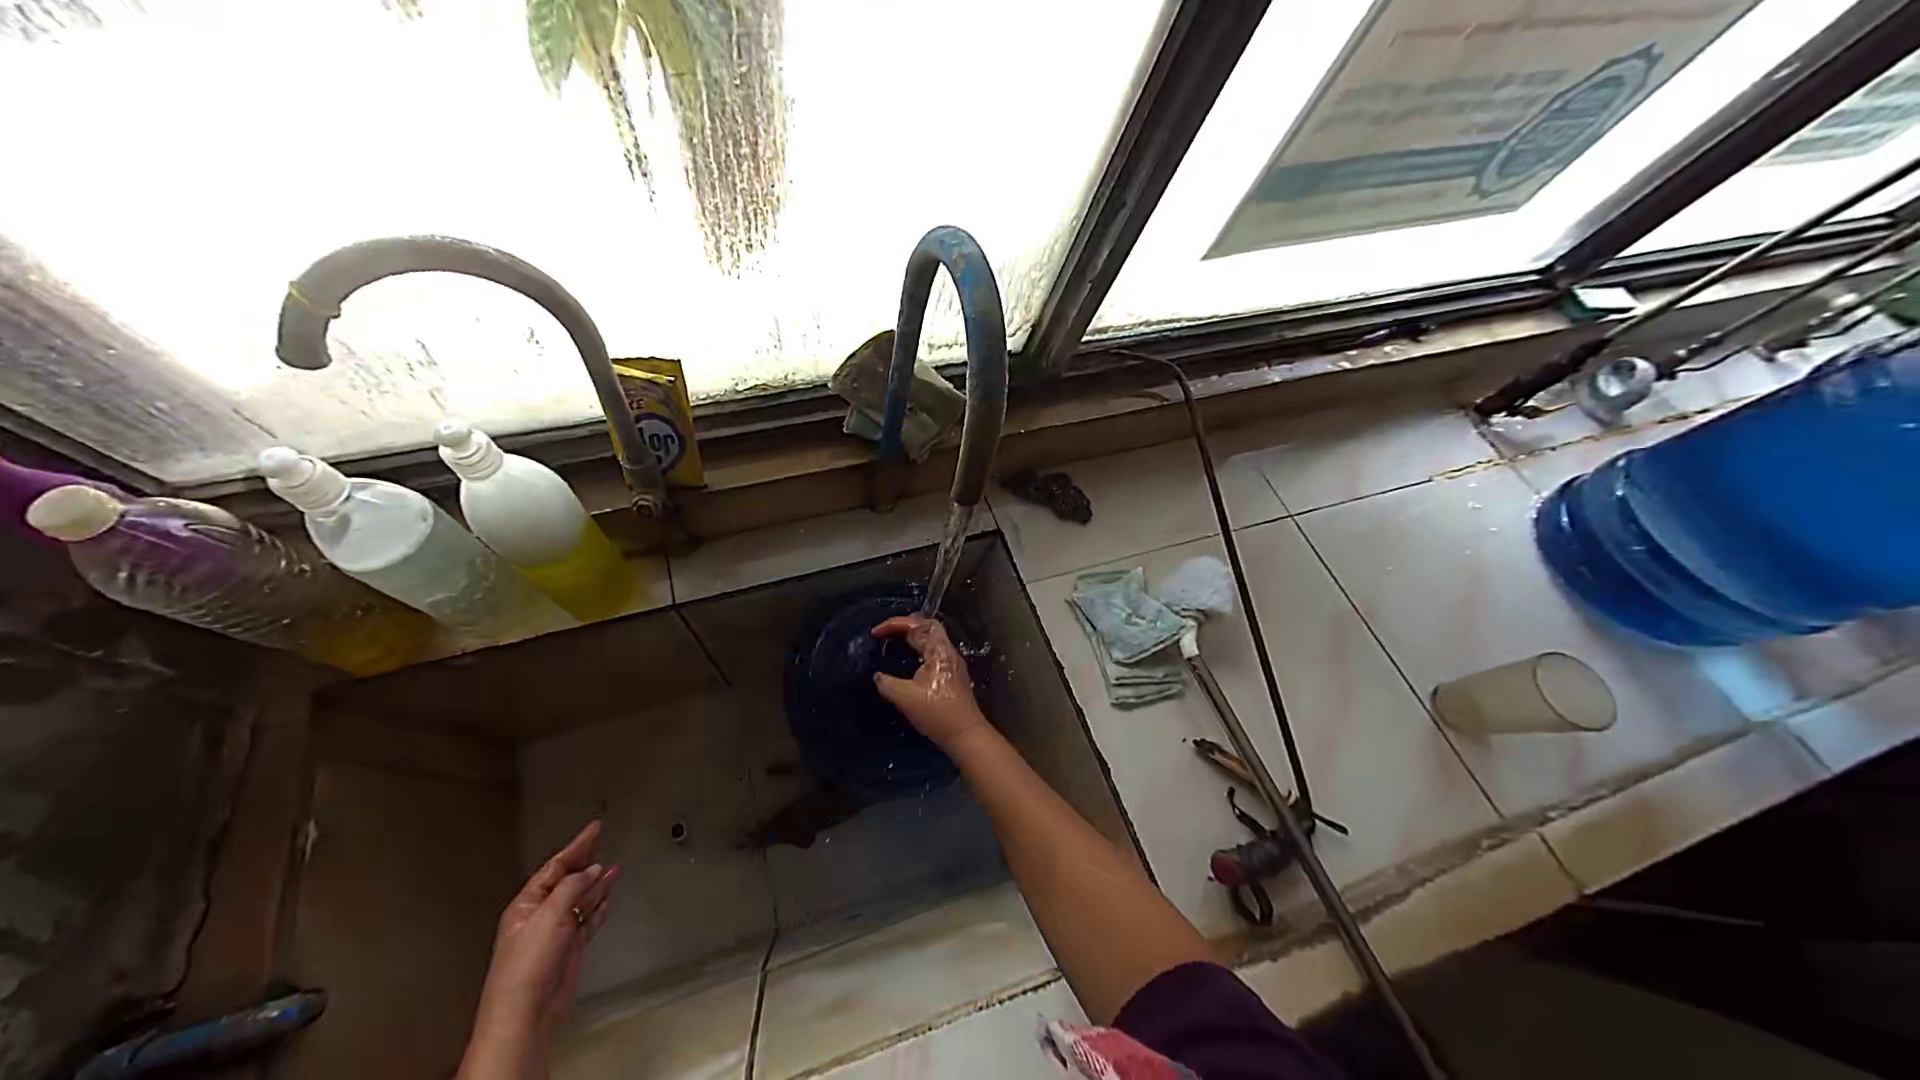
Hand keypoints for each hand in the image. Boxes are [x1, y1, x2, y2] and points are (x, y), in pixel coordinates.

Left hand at [476, 821, 618, 1036]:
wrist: (527, 1010)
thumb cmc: (524, 969)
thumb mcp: (547, 916)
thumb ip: (572, 887)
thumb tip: (590, 870)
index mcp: (527, 904)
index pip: (556, 865)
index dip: (577, 845)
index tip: (593, 829)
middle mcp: (541, 915)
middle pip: (569, 880)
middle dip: (586, 861)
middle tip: (602, 842)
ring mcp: (556, 931)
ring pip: (582, 898)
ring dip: (598, 882)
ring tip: (613, 868)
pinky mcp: (570, 947)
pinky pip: (589, 919)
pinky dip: (600, 908)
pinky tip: (607, 899)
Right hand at [871, 615, 989, 746]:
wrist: (966, 735)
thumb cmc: (937, 713)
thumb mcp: (905, 698)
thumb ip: (887, 684)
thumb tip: (877, 676)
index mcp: (939, 652)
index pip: (919, 624)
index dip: (896, 623)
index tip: (876, 633)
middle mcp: (948, 653)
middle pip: (927, 629)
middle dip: (903, 627)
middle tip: (884, 634)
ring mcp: (952, 665)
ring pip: (931, 642)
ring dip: (911, 638)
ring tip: (893, 643)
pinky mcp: (952, 677)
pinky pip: (932, 654)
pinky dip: (917, 651)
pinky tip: (908, 663)